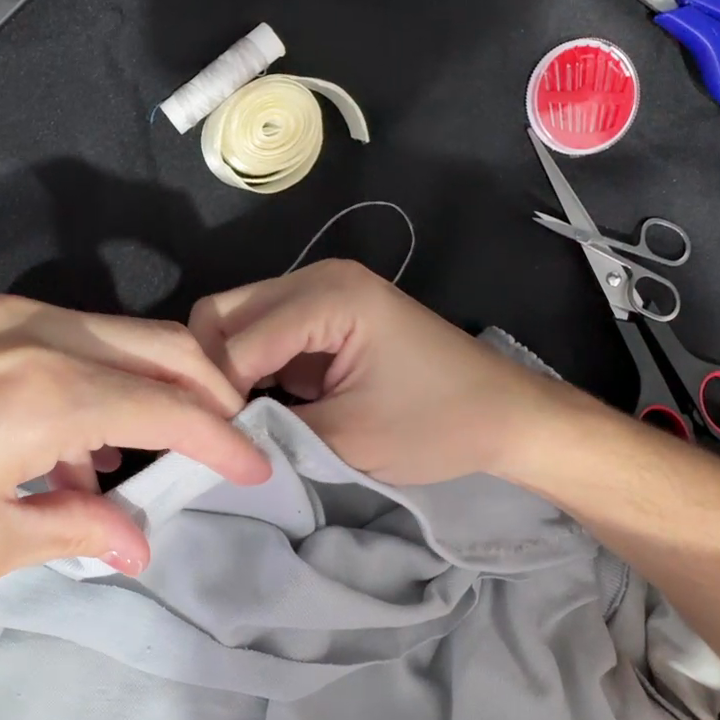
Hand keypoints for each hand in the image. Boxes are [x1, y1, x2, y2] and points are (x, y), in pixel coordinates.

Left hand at [0, 290, 270, 627]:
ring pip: (98, 332)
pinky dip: (77, 370)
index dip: (220, 439)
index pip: (167, 406)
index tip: (254, 465)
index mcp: (47, 390)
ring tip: (121, 453)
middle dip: (200, 386)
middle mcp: (29, 328)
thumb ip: (76, 528)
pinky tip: (54, 425)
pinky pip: (46, 330)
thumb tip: (137, 539)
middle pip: (149, 344)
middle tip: (223, 432)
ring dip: (131, 381)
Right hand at [189, 260, 604, 484]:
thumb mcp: (348, 440)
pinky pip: (261, 331)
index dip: (220, 393)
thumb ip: (273, 431)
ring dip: (228, 367)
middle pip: (223, 313)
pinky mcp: (322, 313)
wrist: (507, 416)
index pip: (238, 339)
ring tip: (235, 418)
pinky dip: (250, 366)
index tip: (219, 442)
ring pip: (236, 320)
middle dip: (212, 370)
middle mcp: (317, 278)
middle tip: (221, 424)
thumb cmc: (438, 425)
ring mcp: (319, 290)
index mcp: (329, 296)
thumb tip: (217, 433)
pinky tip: (257, 403)